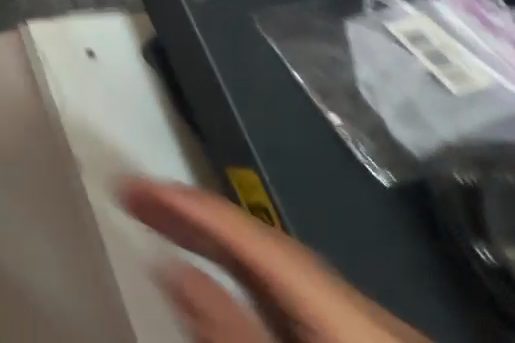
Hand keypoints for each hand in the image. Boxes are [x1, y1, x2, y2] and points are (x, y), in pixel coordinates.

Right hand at [124, 179, 428, 342]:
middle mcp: (377, 325)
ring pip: (292, 277)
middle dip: (201, 221)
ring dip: (221, 246)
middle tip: (134, 194)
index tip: (135, 186)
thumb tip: (174, 269)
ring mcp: (379, 338)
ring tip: (160, 221)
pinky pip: (305, 300)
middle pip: (281, 257)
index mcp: (356, 328)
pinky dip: (251, 276)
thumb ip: (228, 332)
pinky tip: (218, 272)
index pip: (267, 249)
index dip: (198, 210)